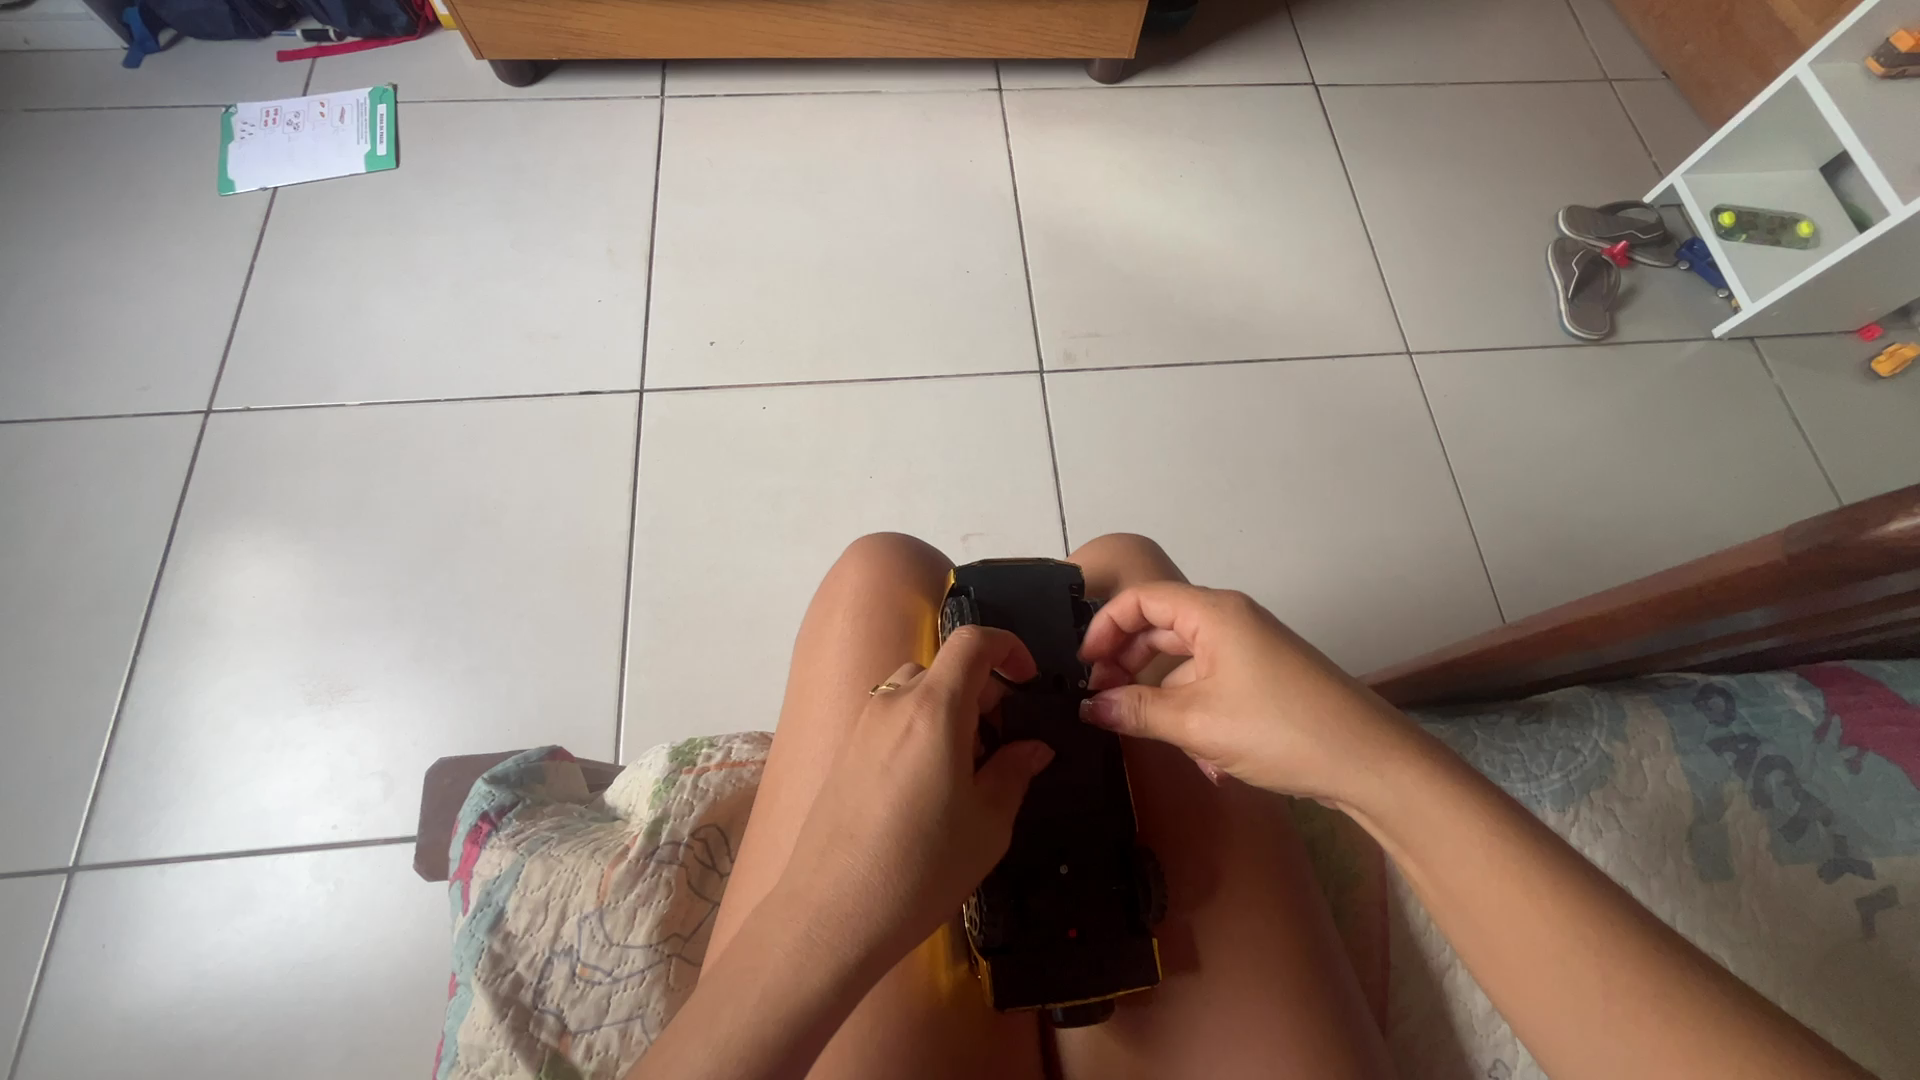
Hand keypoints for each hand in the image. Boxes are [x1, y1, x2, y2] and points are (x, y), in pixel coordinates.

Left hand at [772, 625, 1055, 969]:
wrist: (831, 914)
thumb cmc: (922, 868)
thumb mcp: (988, 825)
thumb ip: (1014, 772)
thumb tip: (1034, 747)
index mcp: (935, 707)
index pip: (973, 642)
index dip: (1008, 648)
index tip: (1028, 681)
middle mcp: (894, 702)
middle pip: (945, 668)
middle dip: (982, 691)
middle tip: (1002, 743)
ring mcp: (863, 725)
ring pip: (915, 691)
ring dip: (948, 708)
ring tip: (964, 766)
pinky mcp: (845, 750)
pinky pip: (891, 717)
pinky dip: (918, 727)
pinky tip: (926, 785)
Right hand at [1077, 582, 1419, 805]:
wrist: (1372, 763)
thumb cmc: (1282, 729)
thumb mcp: (1196, 723)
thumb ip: (1135, 710)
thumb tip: (1089, 707)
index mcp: (1213, 613)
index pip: (1140, 599)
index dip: (1104, 628)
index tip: (1083, 666)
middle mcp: (1230, 620)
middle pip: (1159, 624)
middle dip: (1124, 658)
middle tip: (1099, 697)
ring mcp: (1250, 648)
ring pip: (1182, 655)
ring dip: (1152, 686)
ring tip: (1132, 722)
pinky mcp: (1263, 676)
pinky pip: (1207, 677)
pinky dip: (1184, 701)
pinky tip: (1182, 744)